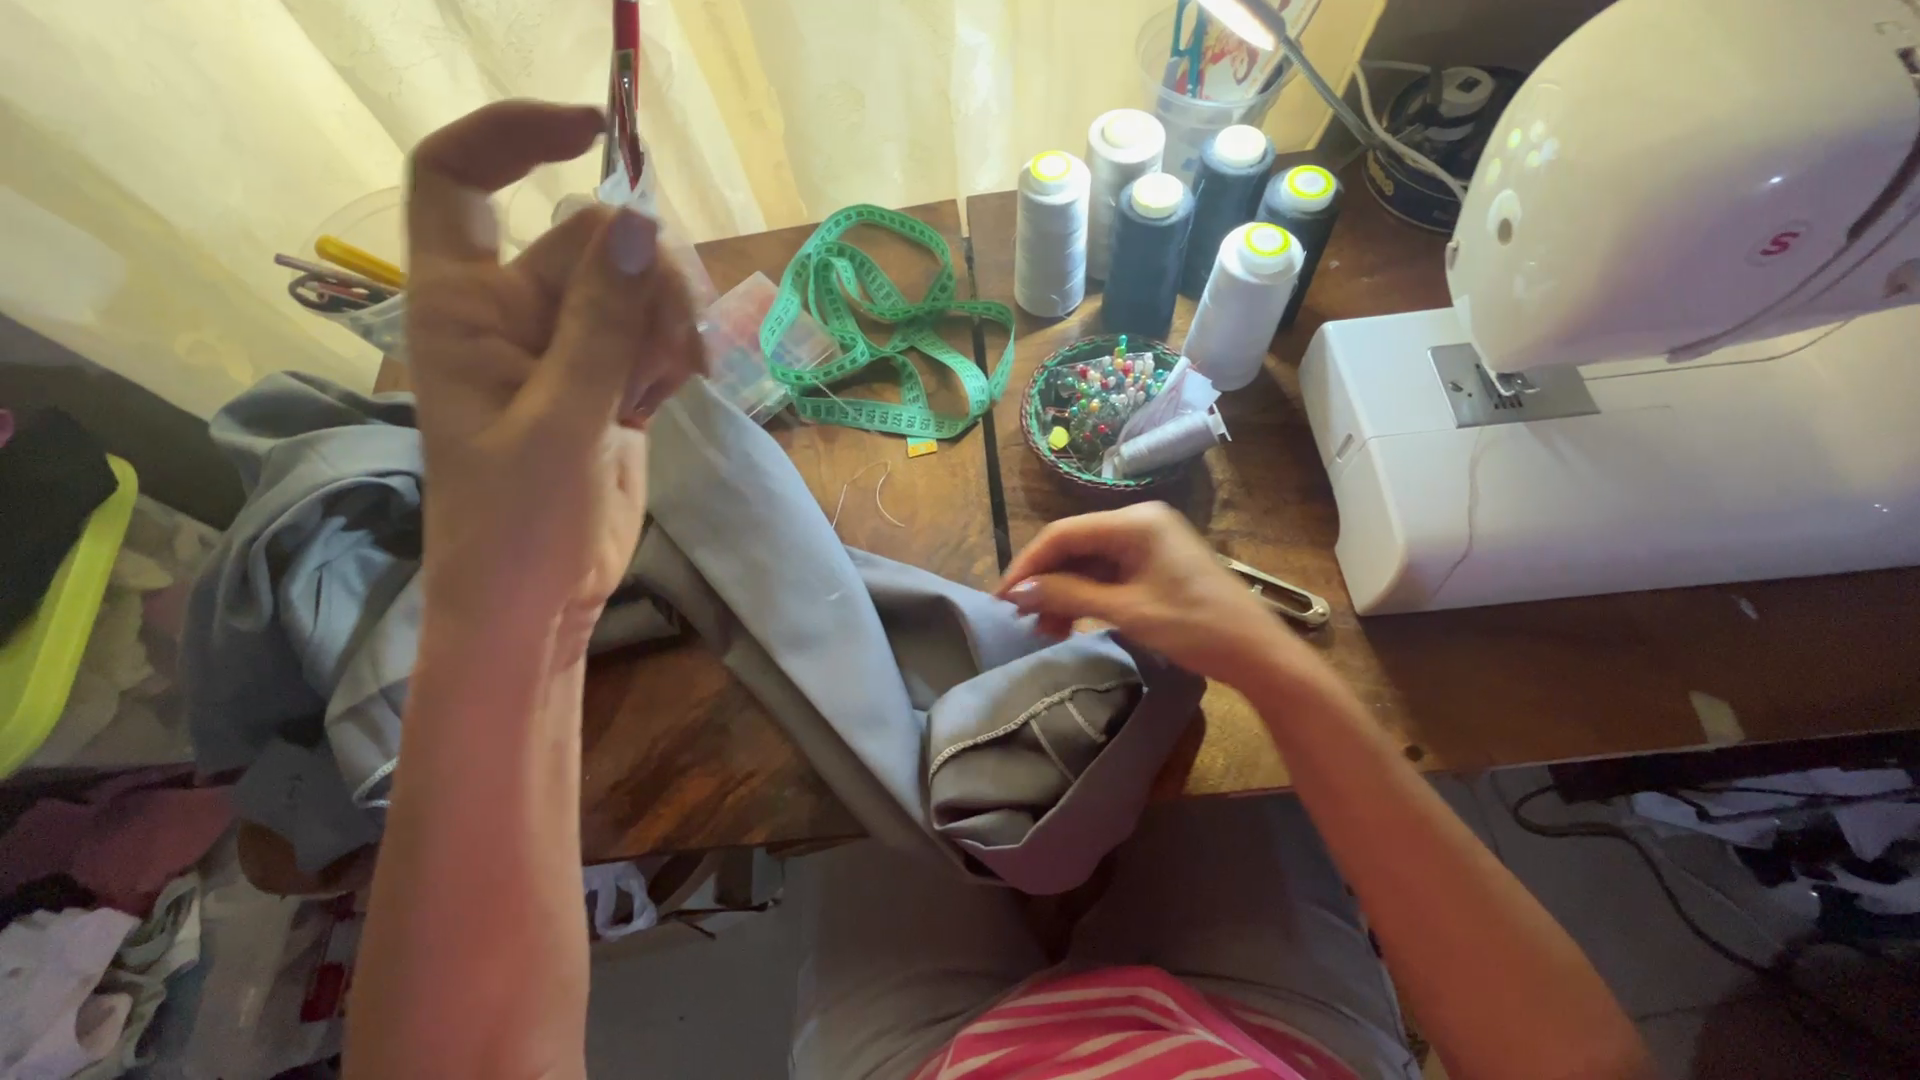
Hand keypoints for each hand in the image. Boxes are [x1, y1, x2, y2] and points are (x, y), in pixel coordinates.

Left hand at [405, 101, 703, 651]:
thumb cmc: (516, 523)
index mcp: (462, 305)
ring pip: (638, 284)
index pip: (459, 178)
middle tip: (678, 346)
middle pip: (593, 237)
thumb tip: (638, 224)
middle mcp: (514, 310)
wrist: (540, 599)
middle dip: (649, 280)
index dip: (512, 134)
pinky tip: (666, 401)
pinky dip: (674, 358)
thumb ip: (598, 324)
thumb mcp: (558, 422)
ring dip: (670, 325)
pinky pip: (656, 333)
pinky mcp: (611, 377)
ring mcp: (568, 343)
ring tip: (669, 388)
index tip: (595, 134)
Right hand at [996, 503, 1324, 691]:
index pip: (1064, 533)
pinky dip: (1085, 597)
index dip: (1028, 564)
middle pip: (1074, 545)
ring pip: (1088, 562)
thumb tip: (1017, 593)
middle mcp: (1140, 522)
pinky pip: (1107, 574)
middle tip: (1019, 616)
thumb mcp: (1126, 612)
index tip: (1002, 597)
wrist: (1257, 653)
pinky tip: (1067, 623)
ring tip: (1041, 629)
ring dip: (1062, 593)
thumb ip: (1067, 597)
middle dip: (1044, 581)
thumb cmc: (1196, 628)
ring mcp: (1148, 542)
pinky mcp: (1154, 564)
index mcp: (1136, 522)